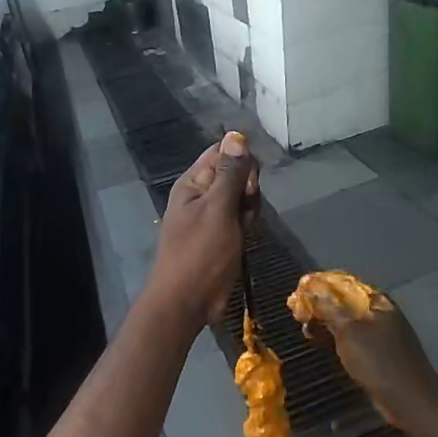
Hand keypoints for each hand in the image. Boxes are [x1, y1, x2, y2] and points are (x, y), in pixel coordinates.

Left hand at [143, 132, 259, 327]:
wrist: (187, 300)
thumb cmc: (200, 253)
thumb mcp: (218, 209)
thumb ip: (229, 174)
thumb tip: (235, 136)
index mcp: (192, 183)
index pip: (221, 153)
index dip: (240, 162)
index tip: (248, 183)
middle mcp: (200, 195)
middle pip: (235, 175)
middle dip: (248, 191)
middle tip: (244, 212)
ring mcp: (211, 216)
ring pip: (242, 199)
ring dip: (250, 212)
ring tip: (244, 231)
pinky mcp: (222, 236)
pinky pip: (241, 220)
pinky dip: (247, 228)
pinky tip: (247, 240)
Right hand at [304, 293, 437, 426]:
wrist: (410, 401)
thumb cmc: (378, 360)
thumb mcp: (348, 331)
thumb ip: (328, 308)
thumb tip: (311, 289)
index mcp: (379, 303)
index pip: (346, 284)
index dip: (322, 286)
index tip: (301, 292)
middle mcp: (383, 315)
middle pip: (346, 303)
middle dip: (321, 306)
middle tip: (298, 312)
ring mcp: (383, 336)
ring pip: (349, 323)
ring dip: (327, 323)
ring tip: (305, 328)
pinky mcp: (381, 354)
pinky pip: (354, 339)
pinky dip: (337, 338)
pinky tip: (322, 342)